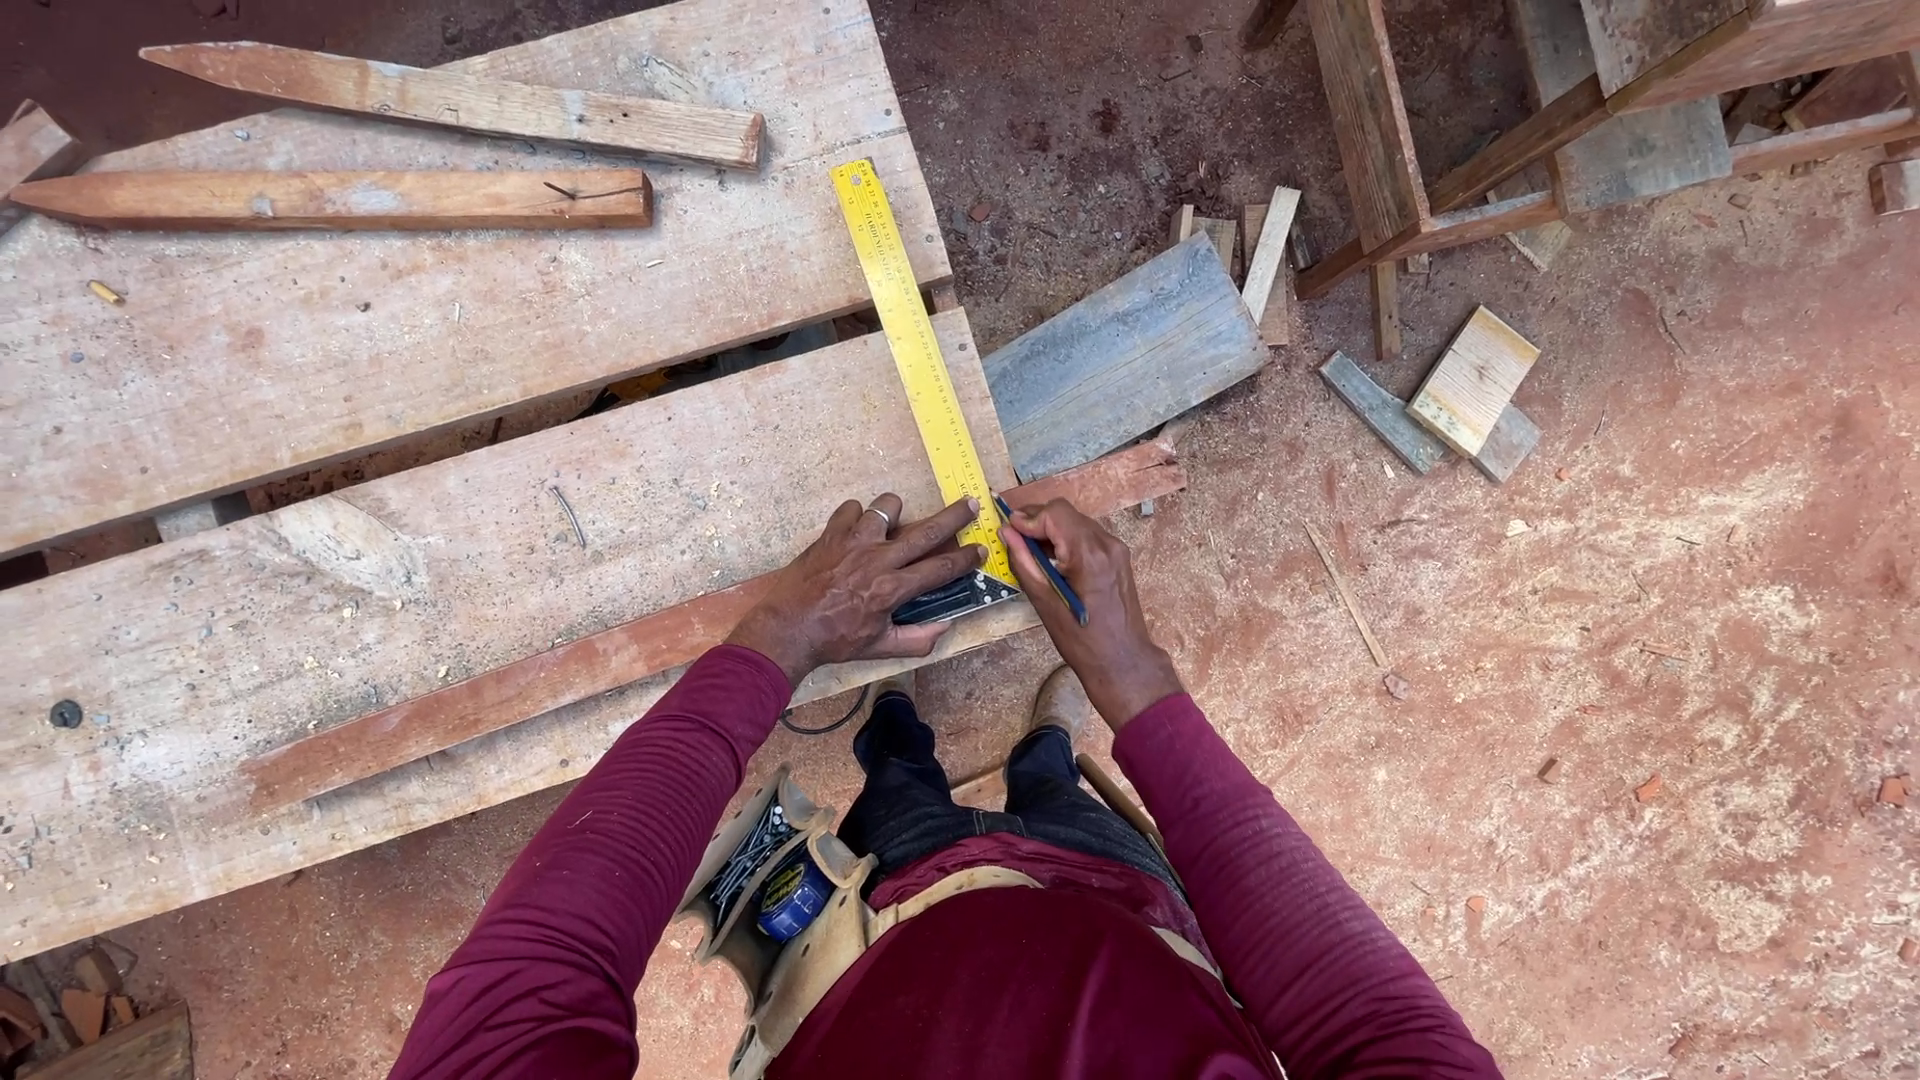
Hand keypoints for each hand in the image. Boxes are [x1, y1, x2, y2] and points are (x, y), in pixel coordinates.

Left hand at [726, 494, 985, 687]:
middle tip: (971, 502)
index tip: (981, 549)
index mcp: (893, 589)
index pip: (940, 569)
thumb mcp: (879, 648)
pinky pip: (852, 509)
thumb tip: (945, 628)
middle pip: (925, 532)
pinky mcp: (831, 534)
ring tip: (893, 522)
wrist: (788, 628)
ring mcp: (854, 542)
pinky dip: (857, 516)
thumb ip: (917, 640)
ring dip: (895, 512)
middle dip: (953, 517)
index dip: (965, 559)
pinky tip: (856, 530)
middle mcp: (878, 559)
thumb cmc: (835, 640)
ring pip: (886, 507)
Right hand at [1000, 499, 1182, 730]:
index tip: (1008, 529)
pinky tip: (1052, 560)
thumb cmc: (1081, 640)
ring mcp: (1116, 549)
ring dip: (1051, 530)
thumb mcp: (1044, 602)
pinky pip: (1087, 536)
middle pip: (1066, 514)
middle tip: (1014, 538)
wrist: (1123, 661)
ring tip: (1030, 551)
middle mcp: (1107, 544)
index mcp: (1089, 554)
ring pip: (1076, 522)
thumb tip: (1008, 533)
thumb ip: (1024, 561)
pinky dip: (1066, 540)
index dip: (1027, 517)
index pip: (1055, 513)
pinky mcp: (1118, 557)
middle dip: (1037, 521)